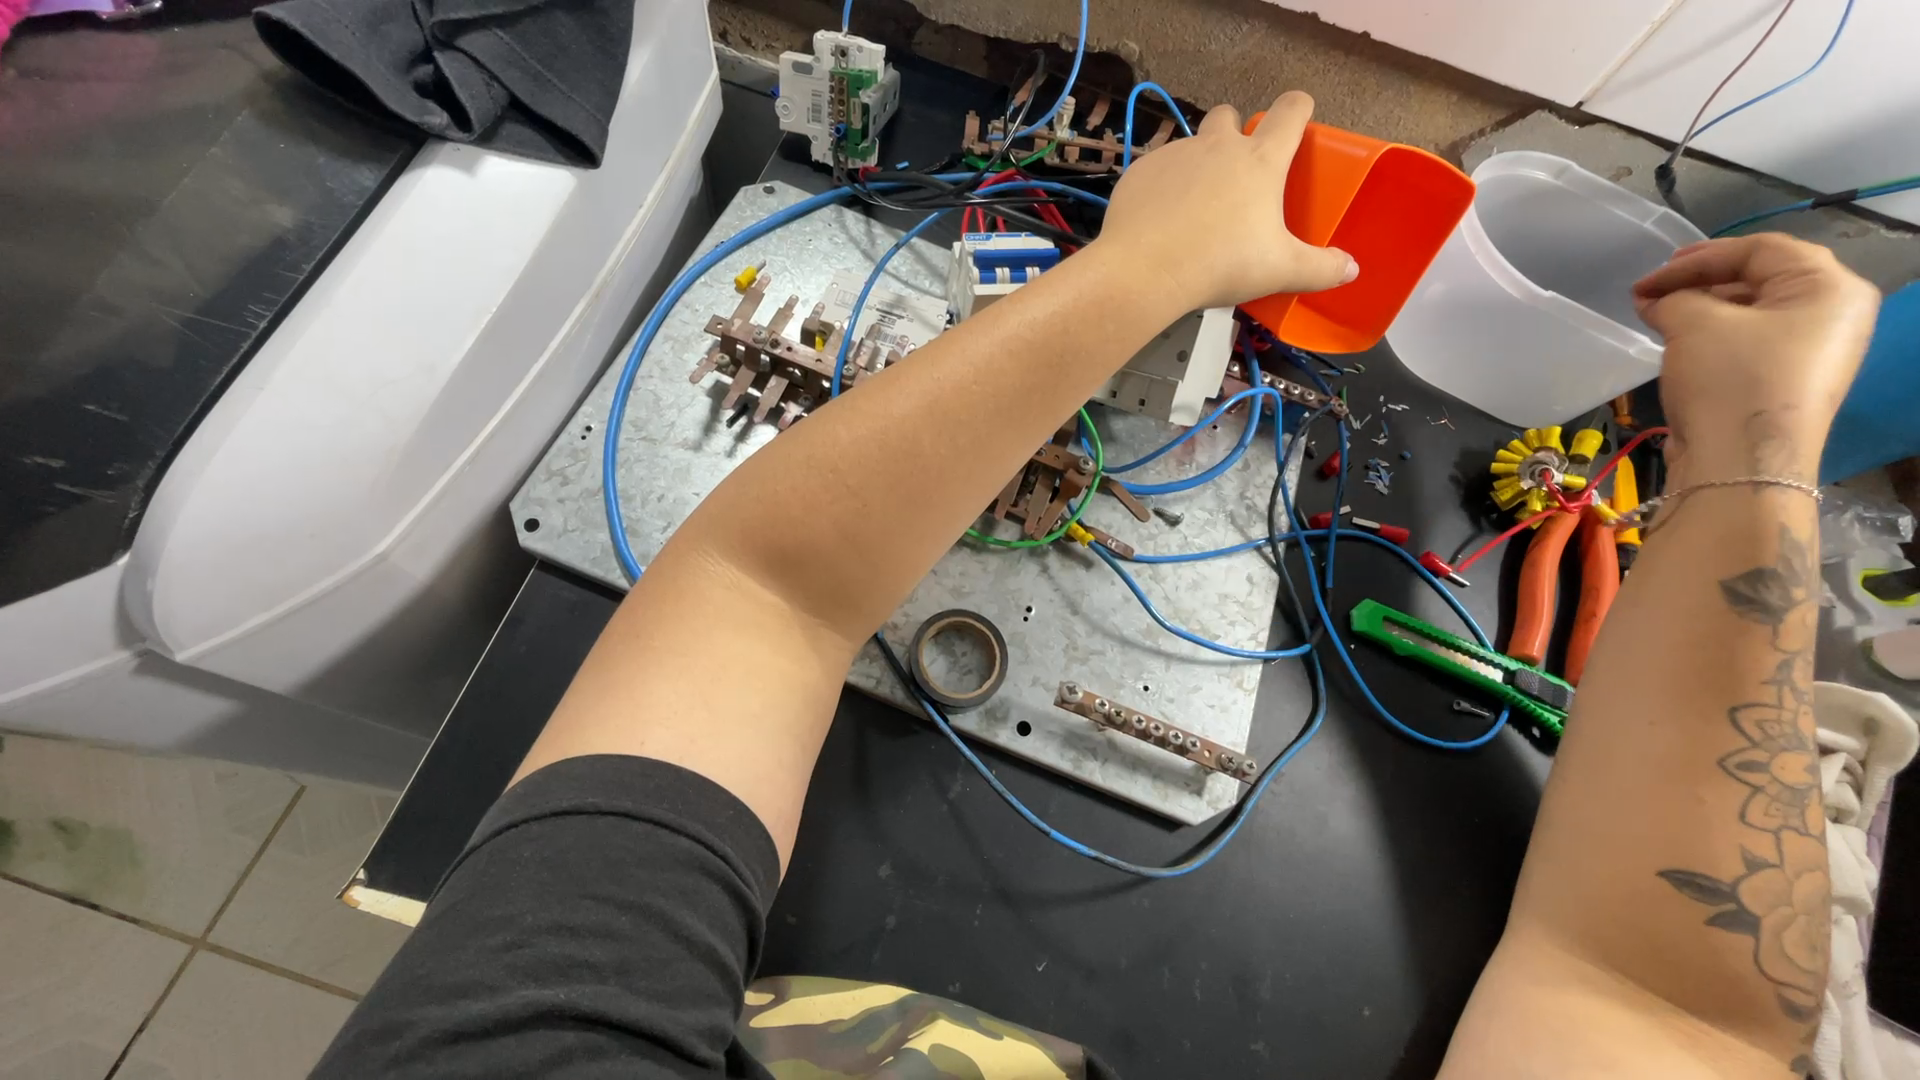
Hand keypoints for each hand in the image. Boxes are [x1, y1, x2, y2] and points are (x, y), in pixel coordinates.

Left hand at [1092, 91, 1358, 310]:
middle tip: (1233, 175)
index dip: (1298, 110)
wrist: (1145, 271)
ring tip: (1191, 209)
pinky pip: (1154, 173)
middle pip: (1229, 115)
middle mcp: (1217, 146)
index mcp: (1260, 160)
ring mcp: (1174, 155)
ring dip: (1195, 165)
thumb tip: (1351, 269)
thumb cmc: (1221, 265)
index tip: (1297, 123)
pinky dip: (1159, 190)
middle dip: (1234, 133)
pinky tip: (1157, 221)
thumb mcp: (1280, 271)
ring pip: (1188, 145)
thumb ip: (1320, 268)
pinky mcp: (1138, 172)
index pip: (1291, 110)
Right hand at [1632, 233, 1879, 483]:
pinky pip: (1749, 341)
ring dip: (1701, 309)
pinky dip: (1711, 335)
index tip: (1646, 280)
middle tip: (1651, 292)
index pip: (1760, 251)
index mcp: (1829, 288)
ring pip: (1753, 311)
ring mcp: (1813, 350)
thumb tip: (1658, 301)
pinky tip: (1679, 344)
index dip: (1697, 259)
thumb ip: (1674, 298)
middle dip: (1699, 281)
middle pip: (1762, 278)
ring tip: (1656, 318)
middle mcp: (1834, 314)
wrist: (1741, 462)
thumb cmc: (1730, 380)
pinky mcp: (1786, 380)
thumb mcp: (1695, 324)